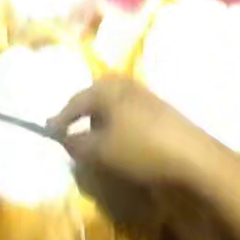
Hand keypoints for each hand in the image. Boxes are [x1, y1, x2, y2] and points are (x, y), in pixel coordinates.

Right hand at [47, 77, 220, 188]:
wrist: (191, 156)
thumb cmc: (140, 148)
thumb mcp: (101, 151)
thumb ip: (78, 144)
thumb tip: (64, 138)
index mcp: (107, 87)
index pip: (76, 100)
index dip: (61, 118)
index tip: (48, 132)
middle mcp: (124, 84)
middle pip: (95, 97)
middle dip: (82, 115)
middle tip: (71, 133)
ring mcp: (143, 94)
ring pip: (113, 105)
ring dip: (101, 121)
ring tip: (95, 142)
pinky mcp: (158, 109)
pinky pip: (127, 113)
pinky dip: (117, 125)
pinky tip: (120, 143)